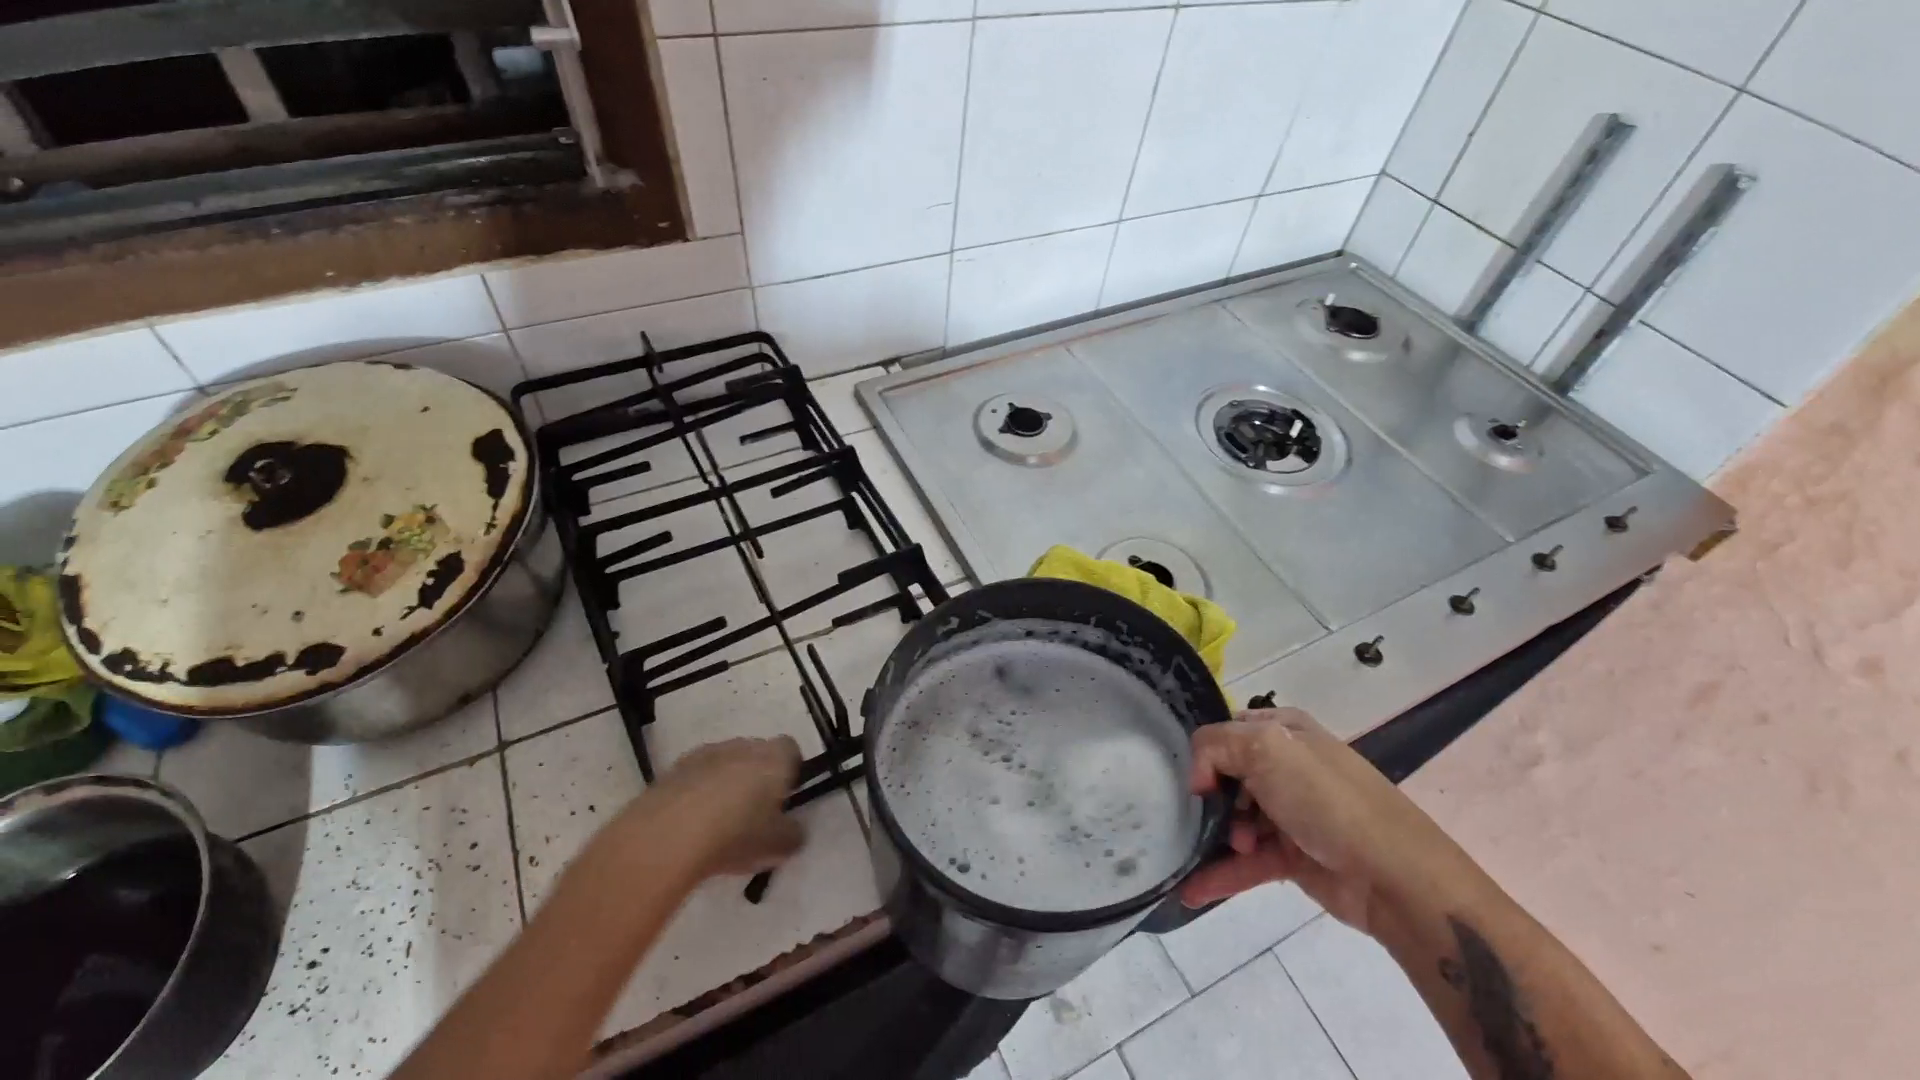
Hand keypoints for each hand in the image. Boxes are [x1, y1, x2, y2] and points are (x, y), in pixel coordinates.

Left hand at [639, 736, 806, 878]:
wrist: (668, 834)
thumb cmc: (737, 834)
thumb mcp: (779, 846)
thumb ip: (793, 834)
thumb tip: (793, 829)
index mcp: (774, 758)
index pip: (790, 748)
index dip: (790, 769)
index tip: (785, 795)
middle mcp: (742, 746)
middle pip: (756, 753)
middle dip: (757, 776)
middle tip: (754, 812)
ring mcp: (704, 754)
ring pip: (724, 763)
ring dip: (725, 782)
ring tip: (718, 820)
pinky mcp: (673, 769)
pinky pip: (695, 776)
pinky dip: (697, 792)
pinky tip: (691, 822)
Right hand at [1181, 709, 1468, 933]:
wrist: (1394, 876)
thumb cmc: (1328, 800)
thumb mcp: (1267, 748)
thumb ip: (1214, 746)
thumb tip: (1197, 779)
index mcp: (1284, 730)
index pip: (1226, 730)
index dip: (1204, 753)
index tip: (1190, 781)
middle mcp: (1286, 767)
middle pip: (1225, 777)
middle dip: (1207, 800)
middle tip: (1205, 820)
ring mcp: (1289, 813)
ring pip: (1232, 822)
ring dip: (1212, 839)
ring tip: (1204, 856)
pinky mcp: (1292, 857)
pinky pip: (1245, 863)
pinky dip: (1219, 874)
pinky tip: (1191, 890)